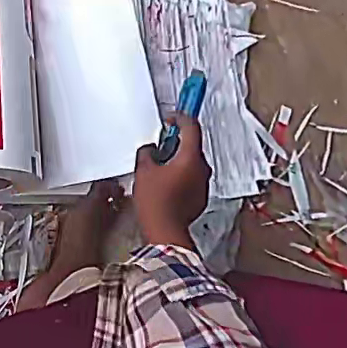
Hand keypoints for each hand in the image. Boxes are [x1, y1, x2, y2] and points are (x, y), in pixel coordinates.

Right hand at [133, 113, 209, 248]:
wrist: (165, 230)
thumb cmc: (156, 202)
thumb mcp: (143, 170)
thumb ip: (147, 153)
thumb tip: (150, 150)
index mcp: (190, 158)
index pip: (192, 128)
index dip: (181, 118)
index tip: (173, 117)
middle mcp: (202, 169)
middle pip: (192, 146)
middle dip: (176, 142)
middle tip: (161, 144)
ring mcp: (203, 183)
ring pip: (192, 163)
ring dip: (178, 160)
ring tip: (159, 167)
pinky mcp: (200, 196)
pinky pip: (192, 178)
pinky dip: (181, 175)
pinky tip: (165, 182)